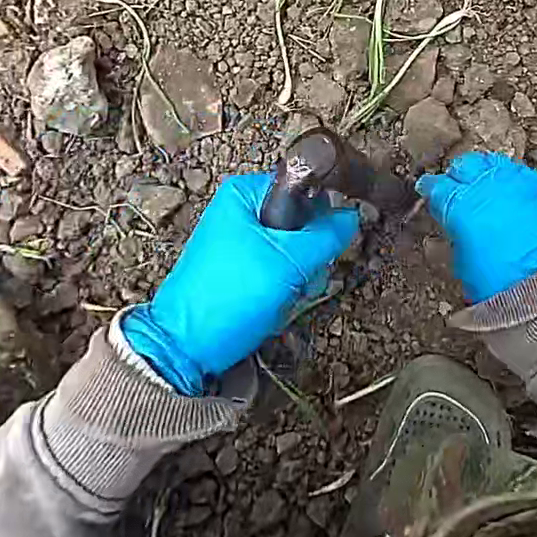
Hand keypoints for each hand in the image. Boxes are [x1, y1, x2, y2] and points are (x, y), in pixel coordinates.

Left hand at [122, 173, 357, 394]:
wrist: (185, 349)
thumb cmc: (227, 297)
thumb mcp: (289, 261)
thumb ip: (327, 235)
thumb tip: (350, 217)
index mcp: (243, 193)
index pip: (301, 187)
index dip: (319, 213)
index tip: (324, 238)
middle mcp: (239, 210)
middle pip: (299, 221)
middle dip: (307, 254)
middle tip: (300, 274)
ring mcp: (238, 241)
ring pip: (292, 249)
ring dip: (298, 276)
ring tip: (285, 295)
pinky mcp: (240, 268)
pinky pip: (277, 268)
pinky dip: (283, 288)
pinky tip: (276, 306)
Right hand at [416, 151, 536, 301]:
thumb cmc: (501, 286)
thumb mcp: (461, 266)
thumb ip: (449, 242)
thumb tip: (435, 240)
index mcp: (461, 205)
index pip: (437, 185)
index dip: (430, 189)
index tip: (429, 191)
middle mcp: (488, 186)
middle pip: (466, 165)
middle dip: (458, 175)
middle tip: (456, 187)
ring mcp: (516, 183)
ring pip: (493, 163)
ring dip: (485, 172)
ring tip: (484, 186)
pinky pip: (519, 173)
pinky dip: (511, 179)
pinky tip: (510, 192)